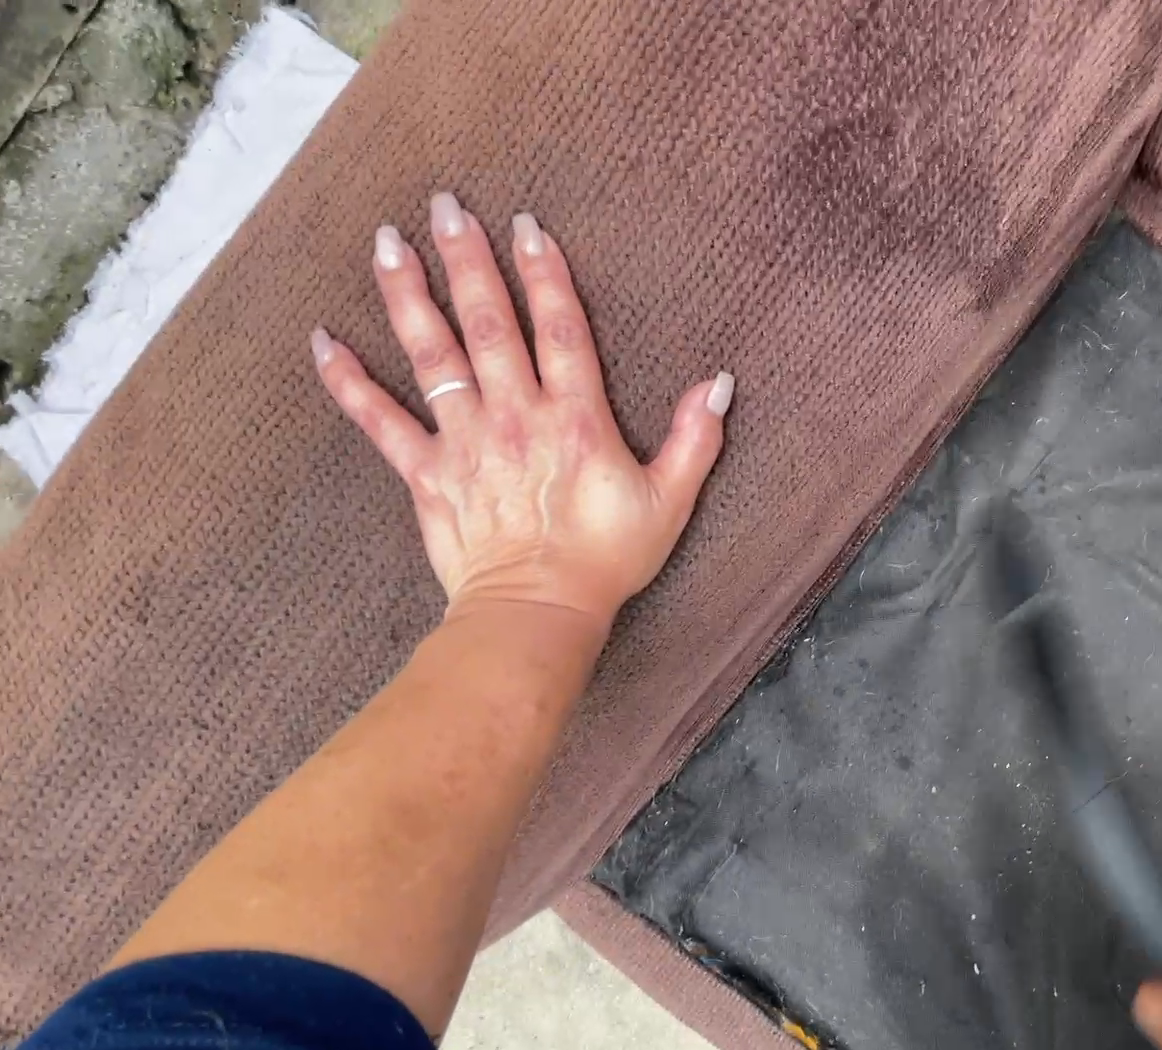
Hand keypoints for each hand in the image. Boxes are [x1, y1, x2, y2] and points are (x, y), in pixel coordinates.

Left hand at [312, 193, 731, 627]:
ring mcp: (465, 443)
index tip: (529, 227)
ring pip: (432, 358)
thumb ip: (695, 439)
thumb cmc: (609, 557)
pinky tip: (323, 342)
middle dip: (468, 262)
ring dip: (408, 297)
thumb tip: (719, 384)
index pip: (560, 331)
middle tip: (446, 207)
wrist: (540, 612)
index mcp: (576, 420)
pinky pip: (381, 422)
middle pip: (488, 326)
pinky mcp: (428, 474)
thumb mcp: (671, 500)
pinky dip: (350, 383)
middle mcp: (516, 418)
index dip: (546, 275)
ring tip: (388, 244)